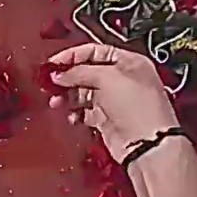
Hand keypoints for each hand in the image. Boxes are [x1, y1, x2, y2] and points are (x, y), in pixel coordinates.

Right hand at [46, 43, 178, 162]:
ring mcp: (114, 101)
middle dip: (68, 77)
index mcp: (129, 62)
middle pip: (87, 72)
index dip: (73, 55)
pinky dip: (75, 113)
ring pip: (83, 93)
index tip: (54, 62)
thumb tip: (59, 73)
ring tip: (56, 101)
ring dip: (68, 96)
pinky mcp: (107, 120)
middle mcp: (122, 80)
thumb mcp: (107, 78)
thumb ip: (80, 72)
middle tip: (50, 82)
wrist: (146, 144)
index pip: (95, 52)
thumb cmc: (138, 107)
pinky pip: (85, 112)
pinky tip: (70, 115)